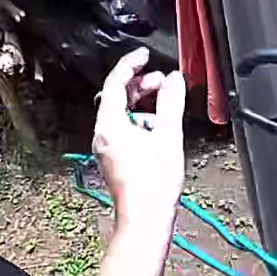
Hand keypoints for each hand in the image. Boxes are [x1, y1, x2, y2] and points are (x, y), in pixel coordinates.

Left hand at [93, 48, 185, 241]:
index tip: (145, 55)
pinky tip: (158, 127)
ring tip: (163, 104)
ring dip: (141, 103)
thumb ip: (170, 103)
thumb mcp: (168, 136)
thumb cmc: (154, 184)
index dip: (131, 65)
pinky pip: (122, 130)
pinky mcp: (114, 159)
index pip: (115, 84)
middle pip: (116, 98)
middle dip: (139, 85)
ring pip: (120, 114)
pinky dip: (138, 121)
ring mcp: (106, 148)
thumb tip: (174, 79)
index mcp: (110, 125)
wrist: (145, 220)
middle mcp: (102, 135)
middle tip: (161, 81)